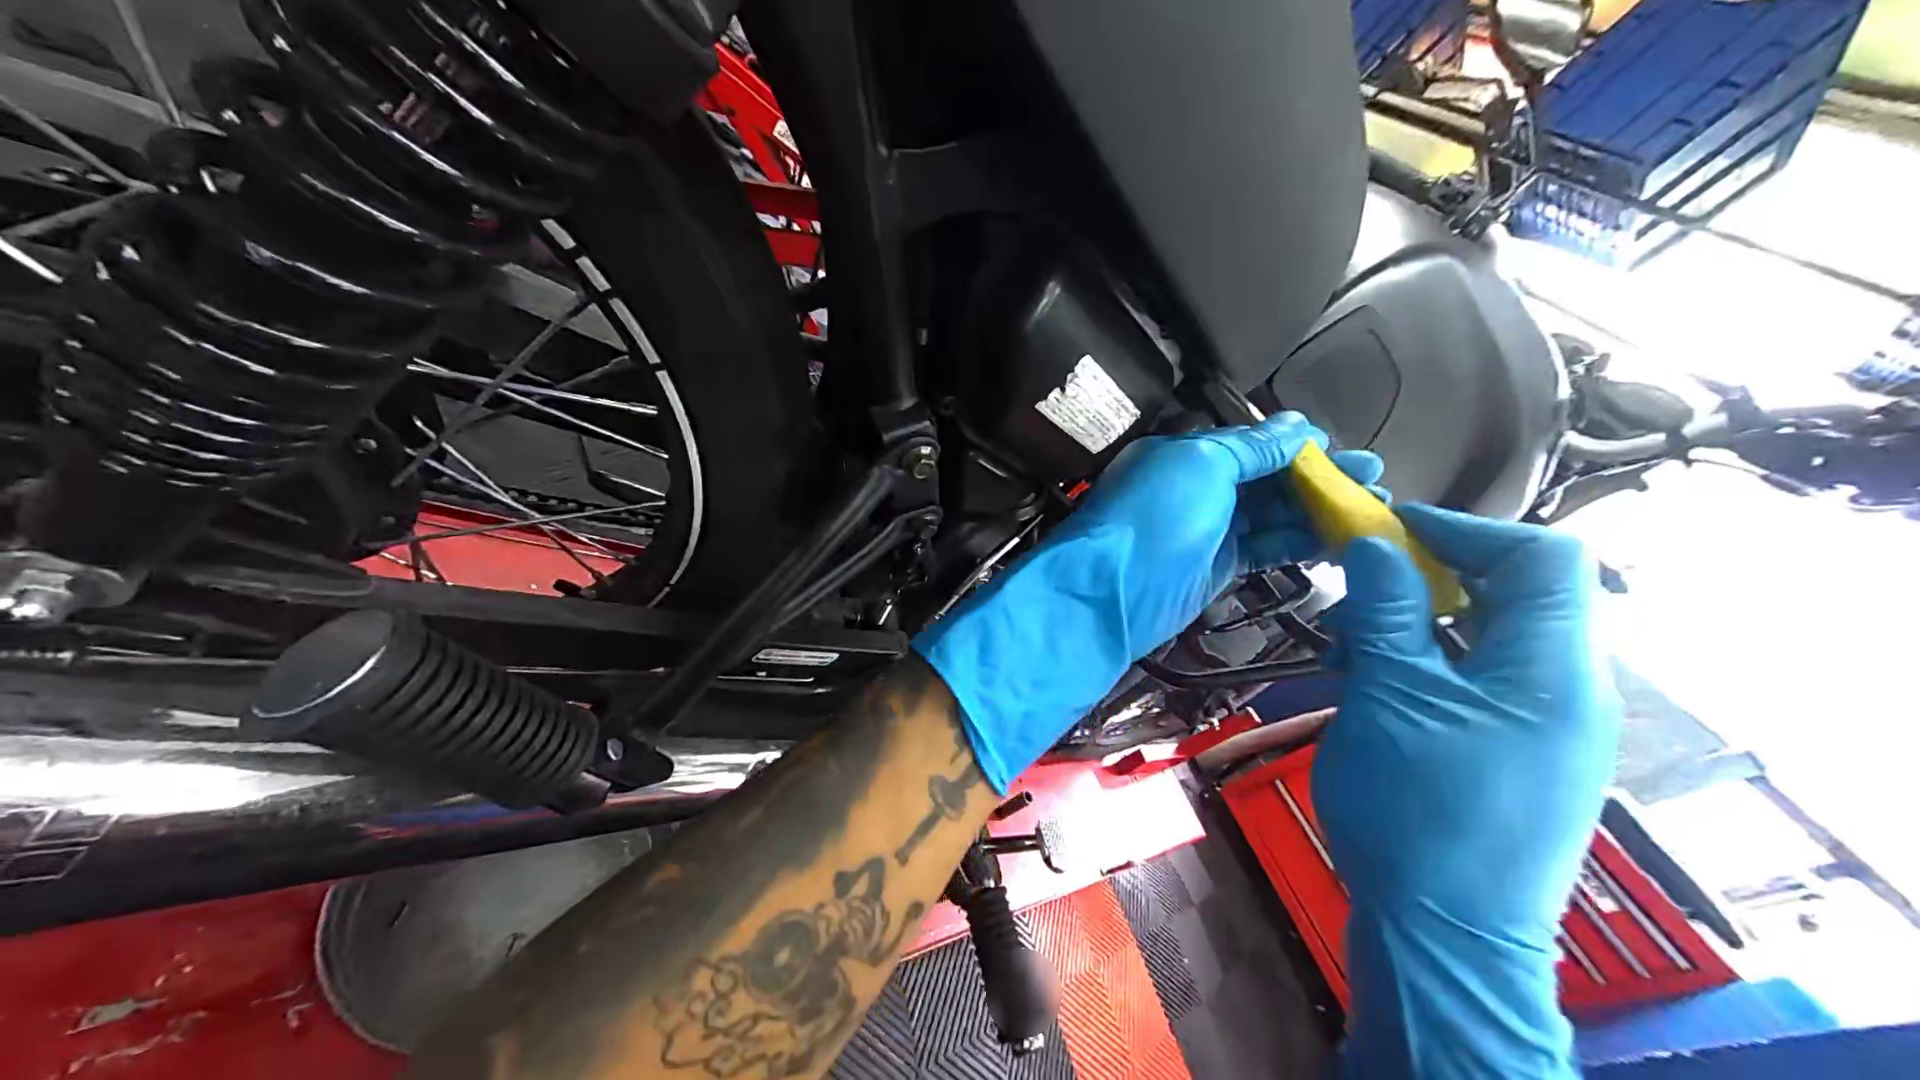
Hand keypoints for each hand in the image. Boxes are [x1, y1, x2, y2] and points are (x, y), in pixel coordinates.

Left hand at [915, 411, 1383, 790]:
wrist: (1109, 595)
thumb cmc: (1151, 519)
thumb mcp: (1200, 467)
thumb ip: (1250, 448)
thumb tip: (1298, 425)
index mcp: (1188, 455)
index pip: (1254, 444)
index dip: (1301, 447)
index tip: (1348, 452)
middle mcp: (1199, 488)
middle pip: (1269, 479)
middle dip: (1321, 479)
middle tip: (1375, 481)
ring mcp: (1208, 530)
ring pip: (1273, 515)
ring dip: (1318, 512)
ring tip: (1370, 510)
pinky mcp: (1217, 568)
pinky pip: (1265, 548)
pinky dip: (1299, 543)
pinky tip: (1337, 540)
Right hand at [1312, 505, 1620, 1079]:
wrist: (1442, 933)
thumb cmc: (1417, 809)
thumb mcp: (1391, 699)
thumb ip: (1388, 614)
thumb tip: (1376, 545)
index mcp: (1553, 670)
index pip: (1542, 557)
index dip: (1464, 528)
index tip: (1387, 526)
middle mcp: (1564, 689)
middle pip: (1513, 594)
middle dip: (1430, 575)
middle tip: (1358, 581)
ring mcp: (1539, 723)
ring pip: (1483, 636)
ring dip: (1414, 620)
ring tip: (1350, 638)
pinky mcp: (1508, 749)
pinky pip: (1472, 678)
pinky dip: (1420, 659)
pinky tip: (1368, 676)